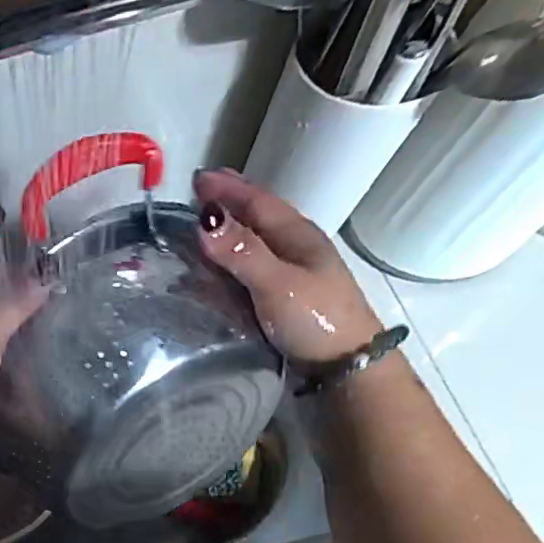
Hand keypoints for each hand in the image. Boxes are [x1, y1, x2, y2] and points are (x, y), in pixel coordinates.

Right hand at [194, 169, 382, 363]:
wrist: (346, 364)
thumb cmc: (316, 318)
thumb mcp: (276, 282)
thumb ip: (242, 252)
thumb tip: (204, 220)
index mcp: (296, 236)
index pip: (258, 202)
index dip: (228, 189)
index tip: (198, 178)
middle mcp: (294, 249)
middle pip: (257, 218)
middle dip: (228, 204)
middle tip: (197, 195)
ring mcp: (291, 275)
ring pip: (254, 244)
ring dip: (228, 233)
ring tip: (200, 230)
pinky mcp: (283, 299)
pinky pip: (249, 270)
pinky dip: (229, 263)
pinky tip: (216, 272)